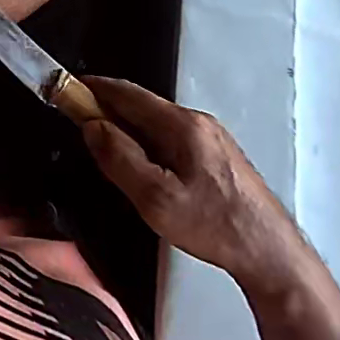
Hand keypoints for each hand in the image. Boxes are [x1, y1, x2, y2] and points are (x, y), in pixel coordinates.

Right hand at [79, 76, 309, 295]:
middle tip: (82, 124)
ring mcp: (211, 137)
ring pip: (157, 123)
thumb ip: (119, 158)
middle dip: (109, 110)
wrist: (269, 252)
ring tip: (109, 152)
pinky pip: (172, 137)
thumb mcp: (154, 198)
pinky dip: (148, 142)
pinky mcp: (217, 154)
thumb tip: (93, 126)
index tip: (70, 87)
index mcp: (182, 125)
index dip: (95, 88)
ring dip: (129, 128)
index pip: (128, 93)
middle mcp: (198, 122)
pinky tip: (144, 168)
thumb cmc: (216, 226)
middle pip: (143, 106)